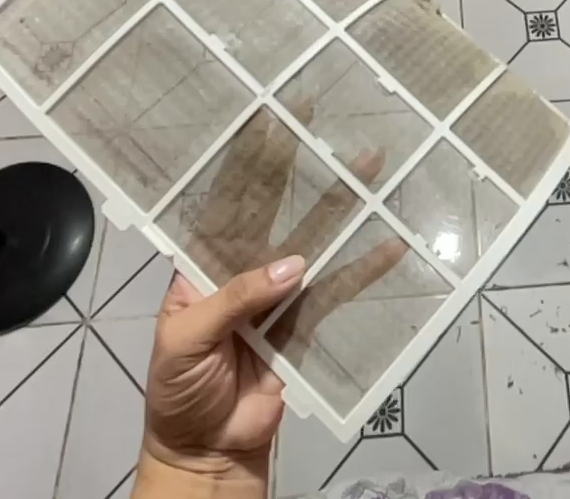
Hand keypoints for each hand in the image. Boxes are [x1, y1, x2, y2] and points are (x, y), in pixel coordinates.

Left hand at [139, 107, 407, 483]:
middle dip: (293, 160)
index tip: (266, 118)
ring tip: (370, 165)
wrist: (207, 450)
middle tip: (315, 118)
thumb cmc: (178, 390)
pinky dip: (367, 267)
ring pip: (316, 233)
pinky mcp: (308, 317)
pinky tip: (391, 242)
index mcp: (205, 262)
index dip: (243, 159)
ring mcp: (281, 287)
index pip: (225, 198)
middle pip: (274, 201)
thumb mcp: (186, 338)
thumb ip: (235, 298)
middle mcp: (246, 262)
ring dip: (341, 201)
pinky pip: (341, 286)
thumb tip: (295, 265)